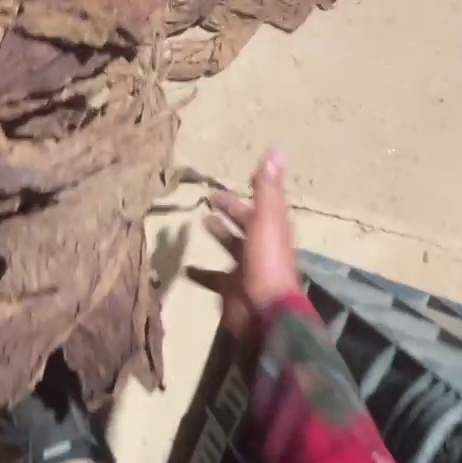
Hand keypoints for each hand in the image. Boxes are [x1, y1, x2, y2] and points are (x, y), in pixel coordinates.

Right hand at [195, 150, 301, 338]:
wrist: (264, 312)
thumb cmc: (266, 262)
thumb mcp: (267, 219)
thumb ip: (267, 188)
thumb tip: (276, 150)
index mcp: (272, 229)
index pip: (259, 205)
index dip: (246, 193)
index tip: (227, 181)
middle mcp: (262, 247)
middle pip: (245, 223)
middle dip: (229, 210)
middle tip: (207, 198)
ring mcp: (247, 268)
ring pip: (232, 246)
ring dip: (219, 234)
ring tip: (199, 223)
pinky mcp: (232, 288)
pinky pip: (214, 276)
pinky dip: (201, 271)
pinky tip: (185, 266)